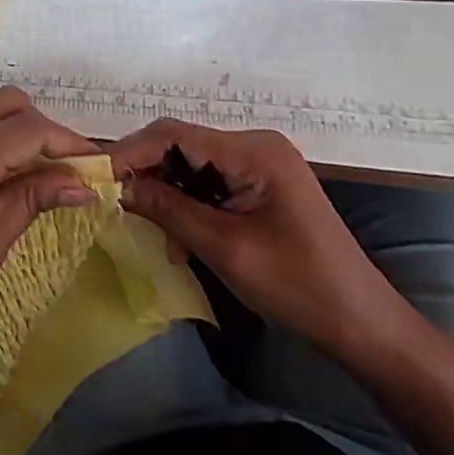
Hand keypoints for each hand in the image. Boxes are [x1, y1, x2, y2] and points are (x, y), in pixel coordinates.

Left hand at [0, 87, 98, 351]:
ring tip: (45, 171)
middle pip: (8, 103)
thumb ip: (35, 197)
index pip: (30, 129)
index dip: (70, 143)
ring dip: (20, 130)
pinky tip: (10, 172)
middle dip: (45, 128)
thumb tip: (84, 182)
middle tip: (69, 167)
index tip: (98, 165)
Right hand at [107, 120, 397, 353]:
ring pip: (191, 167)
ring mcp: (259, 165)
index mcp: (254, 151)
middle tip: (114, 207)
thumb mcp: (224, 247)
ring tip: (157, 236)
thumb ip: (168, 209)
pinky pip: (209, 184)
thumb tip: (118, 187)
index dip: (130, 152)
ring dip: (167, 197)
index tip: (95, 179)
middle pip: (180, 146)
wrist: (359, 320)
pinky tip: (182, 242)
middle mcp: (255, 146)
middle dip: (146, 175)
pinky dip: (188, 208)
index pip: (174, 134)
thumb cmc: (297, 284)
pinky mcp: (259, 185)